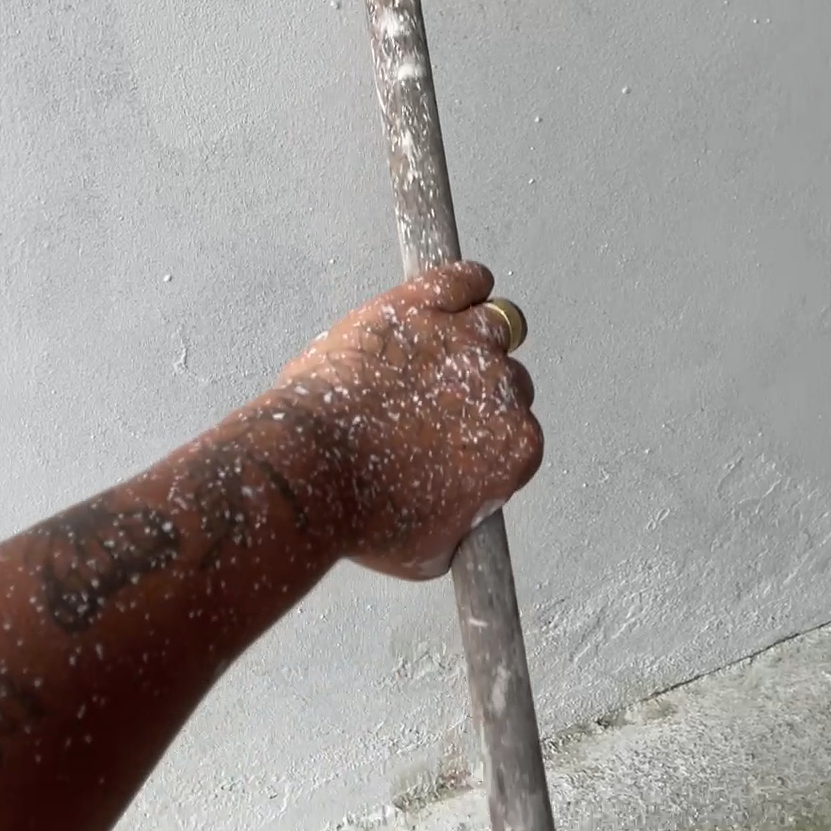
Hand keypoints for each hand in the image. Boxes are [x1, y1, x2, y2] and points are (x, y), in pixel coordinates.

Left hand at [276, 262, 542, 578]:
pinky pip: (465, 279)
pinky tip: (460, 293)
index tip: (461, 435)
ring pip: (496, 323)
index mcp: (516, 444)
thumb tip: (467, 520)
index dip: (489, 433)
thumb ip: (467, 522)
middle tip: (434, 402)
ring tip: (445, 346)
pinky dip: (468, 284)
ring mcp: (465, 341)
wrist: (308, 475)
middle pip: (510, 377)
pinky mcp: (423, 308)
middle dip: (480, 389)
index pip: (521, 428)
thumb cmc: (364, 515)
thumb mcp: (432, 551)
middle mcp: (503, 387)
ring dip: (477, 336)